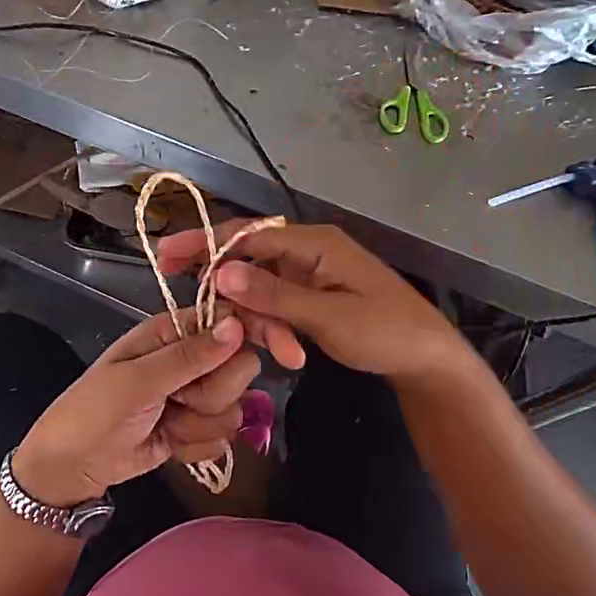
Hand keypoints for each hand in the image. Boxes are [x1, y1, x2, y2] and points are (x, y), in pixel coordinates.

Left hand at [12, 310, 259, 507]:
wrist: (70, 468)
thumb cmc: (93, 411)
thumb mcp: (137, 380)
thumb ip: (190, 355)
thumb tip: (237, 324)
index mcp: (173, 331)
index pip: (230, 320)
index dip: (259, 332)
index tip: (288, 352)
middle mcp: (189, 359)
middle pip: (240, 368)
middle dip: (213, 392)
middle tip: (177, 399)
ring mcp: (193, 395)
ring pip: (233, 407)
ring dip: (199, 424)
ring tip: (164, 423)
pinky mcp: (194, 428)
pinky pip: (221, 435)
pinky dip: (195, 446)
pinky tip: (167, 444)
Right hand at [157, 222, 481, 387]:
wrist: (429, 361)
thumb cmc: (387, 331)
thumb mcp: (327, 316)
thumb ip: (273, 294)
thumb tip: (220, 271)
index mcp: (313, 242)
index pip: (246, 234)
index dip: (204, 243)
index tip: (166, 257)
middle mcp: (307, 251)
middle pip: (249, 263)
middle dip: (239, 299)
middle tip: (223, 329)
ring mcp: (309, 274)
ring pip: (261, 290)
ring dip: (264, 322)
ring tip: (287, 355)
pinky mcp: (313, 295)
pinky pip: (278, 305)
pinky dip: (277, 328)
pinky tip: (291, 353)